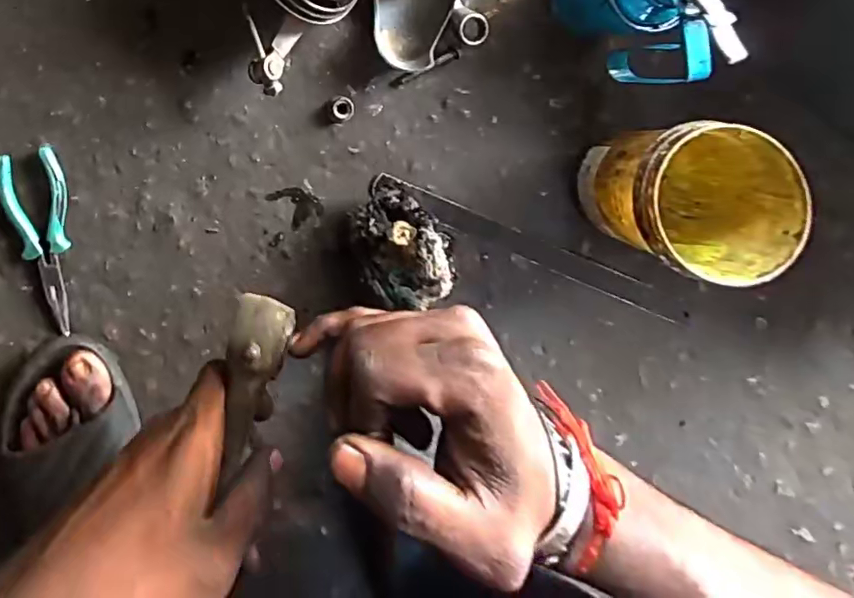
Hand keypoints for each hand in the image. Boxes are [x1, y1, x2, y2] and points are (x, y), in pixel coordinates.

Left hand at [0, 361, 277, 597]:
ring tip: (223, 532)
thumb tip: (270, 456)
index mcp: (190, 432)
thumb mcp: (217, 550)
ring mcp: (130, 455)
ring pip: (182, 450)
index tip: (267, 413)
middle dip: (233, 448)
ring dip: (208, 478)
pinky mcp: (109, 482)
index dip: (248, 382)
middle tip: (253, 493)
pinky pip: (156, 471)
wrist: (53, 596)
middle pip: (206, 417)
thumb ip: (250, 498)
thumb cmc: (146, 571)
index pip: (220, 374)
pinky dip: (178, 493)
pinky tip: (182, 540)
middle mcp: (159, 431)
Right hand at [290, 306, 555, 590]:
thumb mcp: (473, 538)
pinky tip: (307, 345)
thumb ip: (407, 499)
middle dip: (347, 397)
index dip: (359, 415)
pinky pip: (370, 315)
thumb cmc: (511, 510)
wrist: (546, 484)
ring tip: (377, 426)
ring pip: (361, 330)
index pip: (377, 368)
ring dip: (347, 381)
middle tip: (367, 445)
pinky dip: (336, 331)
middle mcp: (459, 332)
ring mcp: (446, 319)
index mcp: (472, 376)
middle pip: (363, 343)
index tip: (377, 460)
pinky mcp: (433, 319)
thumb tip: (340, 453)